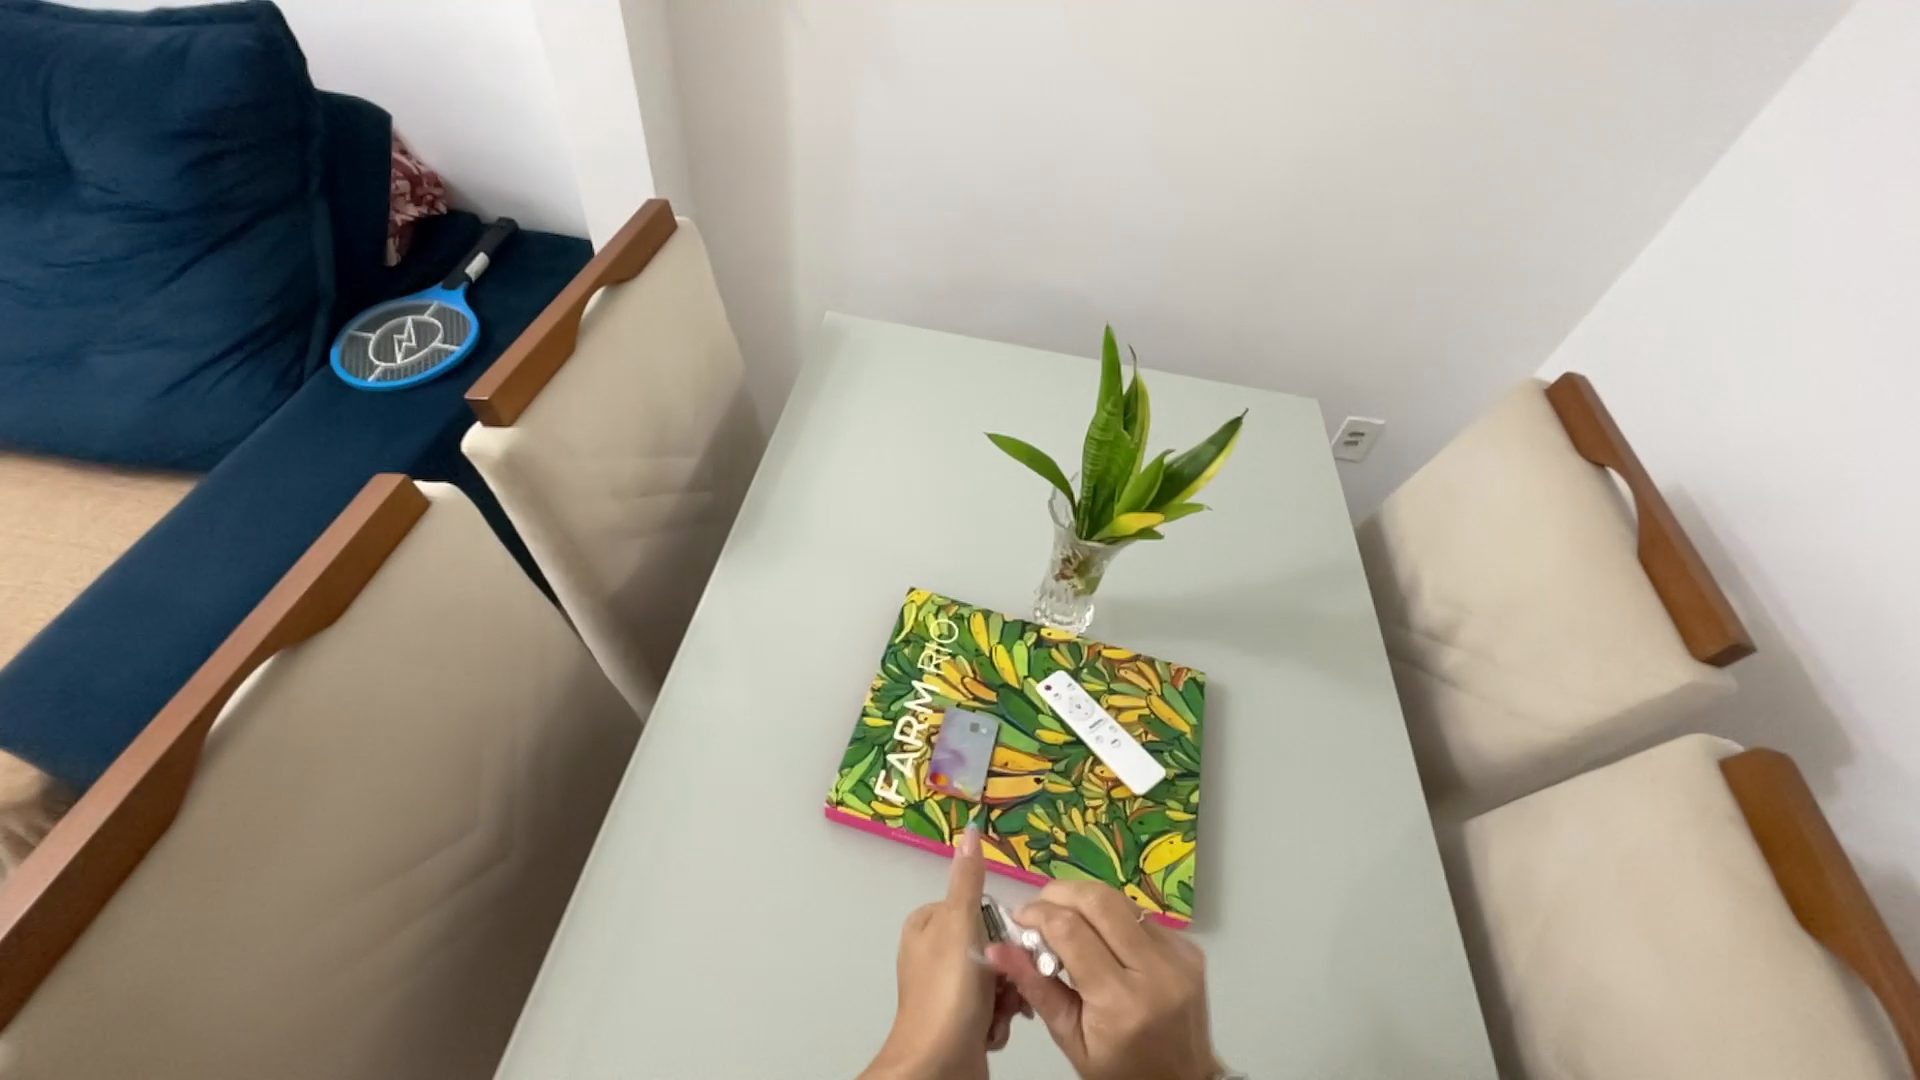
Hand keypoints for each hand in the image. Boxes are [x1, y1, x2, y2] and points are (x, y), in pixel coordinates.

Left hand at [860, 828, 1028, 1079]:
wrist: (937, 1068)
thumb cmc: (947, 992)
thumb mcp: (960, 924)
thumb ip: (969, 880)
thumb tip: (970, 830)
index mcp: (927, 924)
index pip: (978, 908)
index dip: (999, 926)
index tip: (1009, 944)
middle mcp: (934, 953)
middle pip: (991, 944)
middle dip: (1007, 965)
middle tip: (1010, 982)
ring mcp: (947, 990)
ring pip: (997, 976)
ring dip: (1008, 994)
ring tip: (1004, 1010)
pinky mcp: (960, 1022)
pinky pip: (994, 1008)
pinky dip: (999, 1018)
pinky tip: (995, 1028)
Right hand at [987, 881, 1218, 1079]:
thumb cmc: (1119, 1069)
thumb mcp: (1071, 1039)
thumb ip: (1036, 987)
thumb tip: (996, 947)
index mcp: (1121, 1003)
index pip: (1071, 932)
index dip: (1039, 915)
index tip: (1020, 919)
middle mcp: (1154, 971)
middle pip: (1099, 901)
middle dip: (1060, 893)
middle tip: (1040, 908)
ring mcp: (1177, 955)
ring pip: (1120, 899)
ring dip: (1085, 899)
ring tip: (1065, 916)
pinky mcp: (1189, 947)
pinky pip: (1140, 914)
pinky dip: (1112, 916)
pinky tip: (1102, 935)